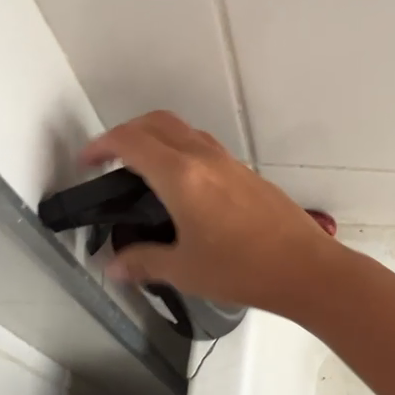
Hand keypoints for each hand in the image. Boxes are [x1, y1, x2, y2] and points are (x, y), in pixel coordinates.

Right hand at [78, 112, 342, 313]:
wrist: (306, 270)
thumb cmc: (245, 270)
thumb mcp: (184, 270)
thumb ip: (144, 262)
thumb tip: (116, 267)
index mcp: (182, 176)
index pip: (131, 141)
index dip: (101, 145)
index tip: (88, 160)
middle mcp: (206, 159)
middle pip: (157, 123)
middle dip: (127, 132)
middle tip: (111, 159)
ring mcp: (232, 164)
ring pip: (186, 132)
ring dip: (159, 140)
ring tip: (145, 172)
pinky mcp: (250, 176)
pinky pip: (208, 149)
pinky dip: (185, 154)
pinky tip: (185, 190)